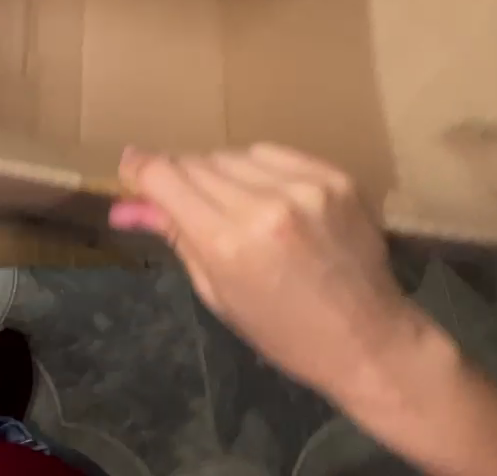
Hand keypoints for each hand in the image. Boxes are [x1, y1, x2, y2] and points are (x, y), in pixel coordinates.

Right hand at [110, 144, 437, 404]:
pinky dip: (258, 168)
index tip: (129, 168)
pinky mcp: (333, 177)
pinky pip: (270, 152)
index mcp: (227, 242)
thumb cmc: (283, 331)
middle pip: (192, 161)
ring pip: (228, 154)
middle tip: (188, 203)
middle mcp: (263, 206)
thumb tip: (123, 206)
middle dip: (179, 178)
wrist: (373, 343)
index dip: (138, 168)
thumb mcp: (216, 291)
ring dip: (219, 173)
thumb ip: (172, 234)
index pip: (161, 175)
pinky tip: (269, 195)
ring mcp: (303, 188)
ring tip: (235, 204)